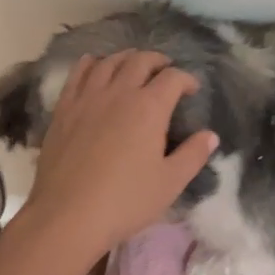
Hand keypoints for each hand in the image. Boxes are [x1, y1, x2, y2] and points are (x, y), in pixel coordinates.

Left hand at [20, 50, 217, 253]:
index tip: (192, 90)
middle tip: (165, 72)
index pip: (173, 77)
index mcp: (149, 107)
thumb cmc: (125, 201)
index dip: (187, 79)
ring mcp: (88, 98)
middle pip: (141, 61)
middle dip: (158, 61)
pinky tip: (95, 66)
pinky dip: (91, 63)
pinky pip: (78, 73)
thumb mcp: (170, 183)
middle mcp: (119, 92)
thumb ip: (193, 155)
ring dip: (126, 58)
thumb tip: (210, 135)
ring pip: (109, 61)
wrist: (66, 217)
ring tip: (133, 65)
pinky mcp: (64, 108)